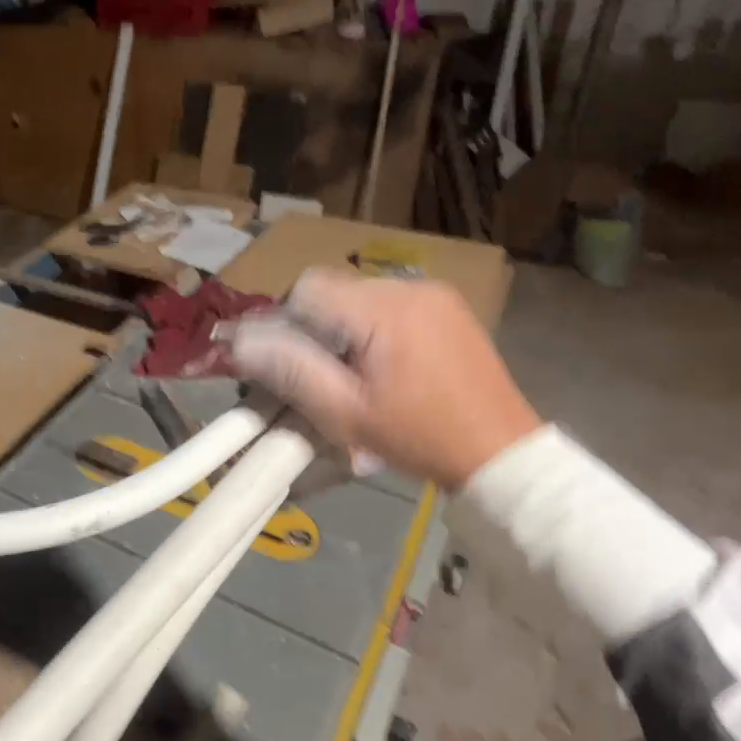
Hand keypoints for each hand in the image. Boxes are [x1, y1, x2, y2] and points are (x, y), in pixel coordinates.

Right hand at [229, 268, 540, 487]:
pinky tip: (382, 365)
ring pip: (358, 295)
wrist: (502, 454)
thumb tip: (239, 340)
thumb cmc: (419, 437)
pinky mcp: (448, 306)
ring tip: (352, 373)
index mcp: (385, 309)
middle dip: (313, 326)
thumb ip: (291, 370)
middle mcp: (410, 287)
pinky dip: (371, 326)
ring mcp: (434, 293)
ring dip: (341, 326)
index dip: (284, 322)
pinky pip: (388, 303)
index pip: (306, 288)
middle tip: (319, 375)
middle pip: (332, 289)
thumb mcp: (345, 412)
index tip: (288, 363)